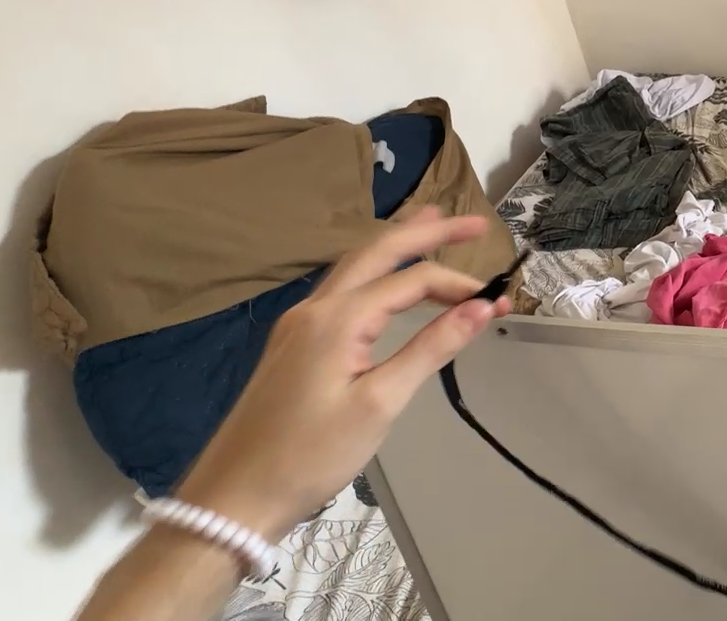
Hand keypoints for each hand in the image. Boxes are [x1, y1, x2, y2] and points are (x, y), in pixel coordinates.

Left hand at [175, 210, 511, 541]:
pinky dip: (378, 267)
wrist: (228, 504)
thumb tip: (482, 307)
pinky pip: (345, 286)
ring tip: (434, 222)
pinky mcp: (295, 342)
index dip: (460, 285)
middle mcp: (317, 308)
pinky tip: (390, 272)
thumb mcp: (381, 403)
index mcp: (339, 319)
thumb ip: (432, 347)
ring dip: (400, 242)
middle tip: (476, 222)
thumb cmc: (309, 455)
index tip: (497, 304)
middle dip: (429, 231)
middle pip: (379, 251)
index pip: (414, 280)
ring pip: (357, 264)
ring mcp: (300, 323)